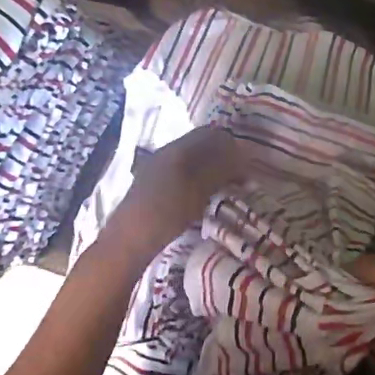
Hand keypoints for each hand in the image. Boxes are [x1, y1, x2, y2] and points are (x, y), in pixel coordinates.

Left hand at [105, 126, 248, 258]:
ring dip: (210, 171)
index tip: (245, 164)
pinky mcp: (153, 188)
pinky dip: (198, 182)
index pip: (209, 134)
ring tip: (225, 189)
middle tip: (239, 178)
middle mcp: (165, 154)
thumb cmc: (166, 212)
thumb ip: (220, 170)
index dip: (230, 145)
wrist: (128, 240)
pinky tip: (204, 199)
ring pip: (191, 162)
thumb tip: (241, 157)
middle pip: (200, 147)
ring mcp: (156, 171)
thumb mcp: (199, 190)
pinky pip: (182, 175)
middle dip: (222, 158)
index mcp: (176, 149)